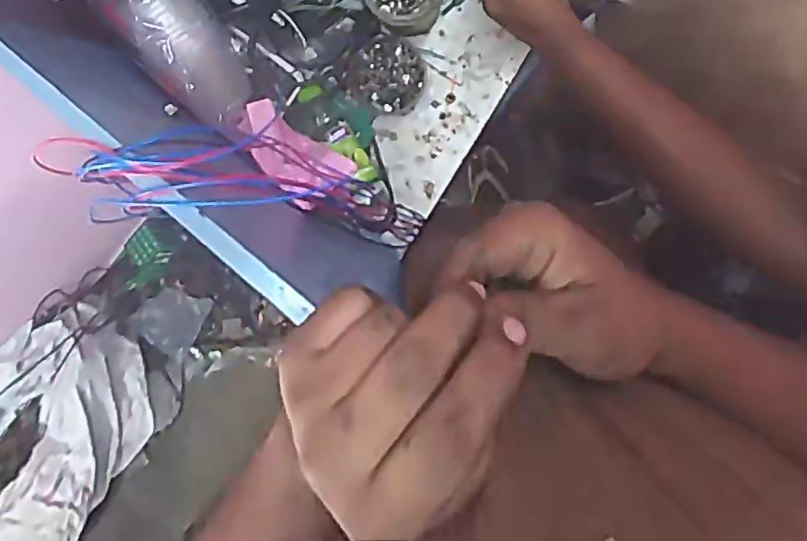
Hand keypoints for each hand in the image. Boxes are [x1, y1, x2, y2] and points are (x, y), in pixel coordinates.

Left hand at [278, 286, 528, 539]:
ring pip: (380, 329)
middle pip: (408, 374)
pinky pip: (348, 303)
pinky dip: (376, 300)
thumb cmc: (409, 453)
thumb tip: (508, 327)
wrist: (329, 448)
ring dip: (414, 313)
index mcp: (389, 510)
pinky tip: (383, 324)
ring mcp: (305, 407)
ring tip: (426, 322)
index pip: (451, 434)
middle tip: (476, 295)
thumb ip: (485, 404)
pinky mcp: (291, 359)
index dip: (491, 372)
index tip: (516, 327)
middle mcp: (336, 461)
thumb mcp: (460, 460)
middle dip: (454, 322)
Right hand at [436, 204, 671, 381]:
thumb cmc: (620, 327)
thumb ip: (522, 317)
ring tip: (447, 340)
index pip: (469, 254)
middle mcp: (515, 217)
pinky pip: (476, 271)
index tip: (436, 339)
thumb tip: (470, 315)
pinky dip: (467, 299)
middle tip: (438, 345)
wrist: (651, 329)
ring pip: (463, 263)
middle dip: (447, 298)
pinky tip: (465, 328)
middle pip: (461, 255)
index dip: (448, 295)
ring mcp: (512, 232)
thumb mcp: (575, 328)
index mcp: (531, 226)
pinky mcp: (511, 251)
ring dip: (454, 300)